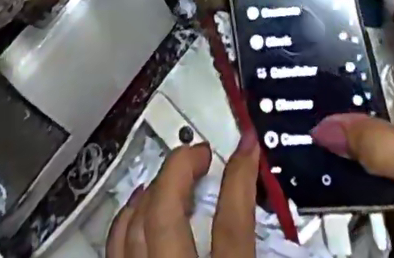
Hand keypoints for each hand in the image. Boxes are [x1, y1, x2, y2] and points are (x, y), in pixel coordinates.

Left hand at [107, 132, 259, 257]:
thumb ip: (258, 250)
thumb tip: (278, 240)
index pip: (232, 226)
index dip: (240, 178)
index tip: (246, 145)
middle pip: (166, 212)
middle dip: (179, 169)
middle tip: (199, 153)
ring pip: (133, 225)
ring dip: (151, 191)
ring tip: (169, 173)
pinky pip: (115, 248)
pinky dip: (125, 222)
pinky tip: (135, 211)